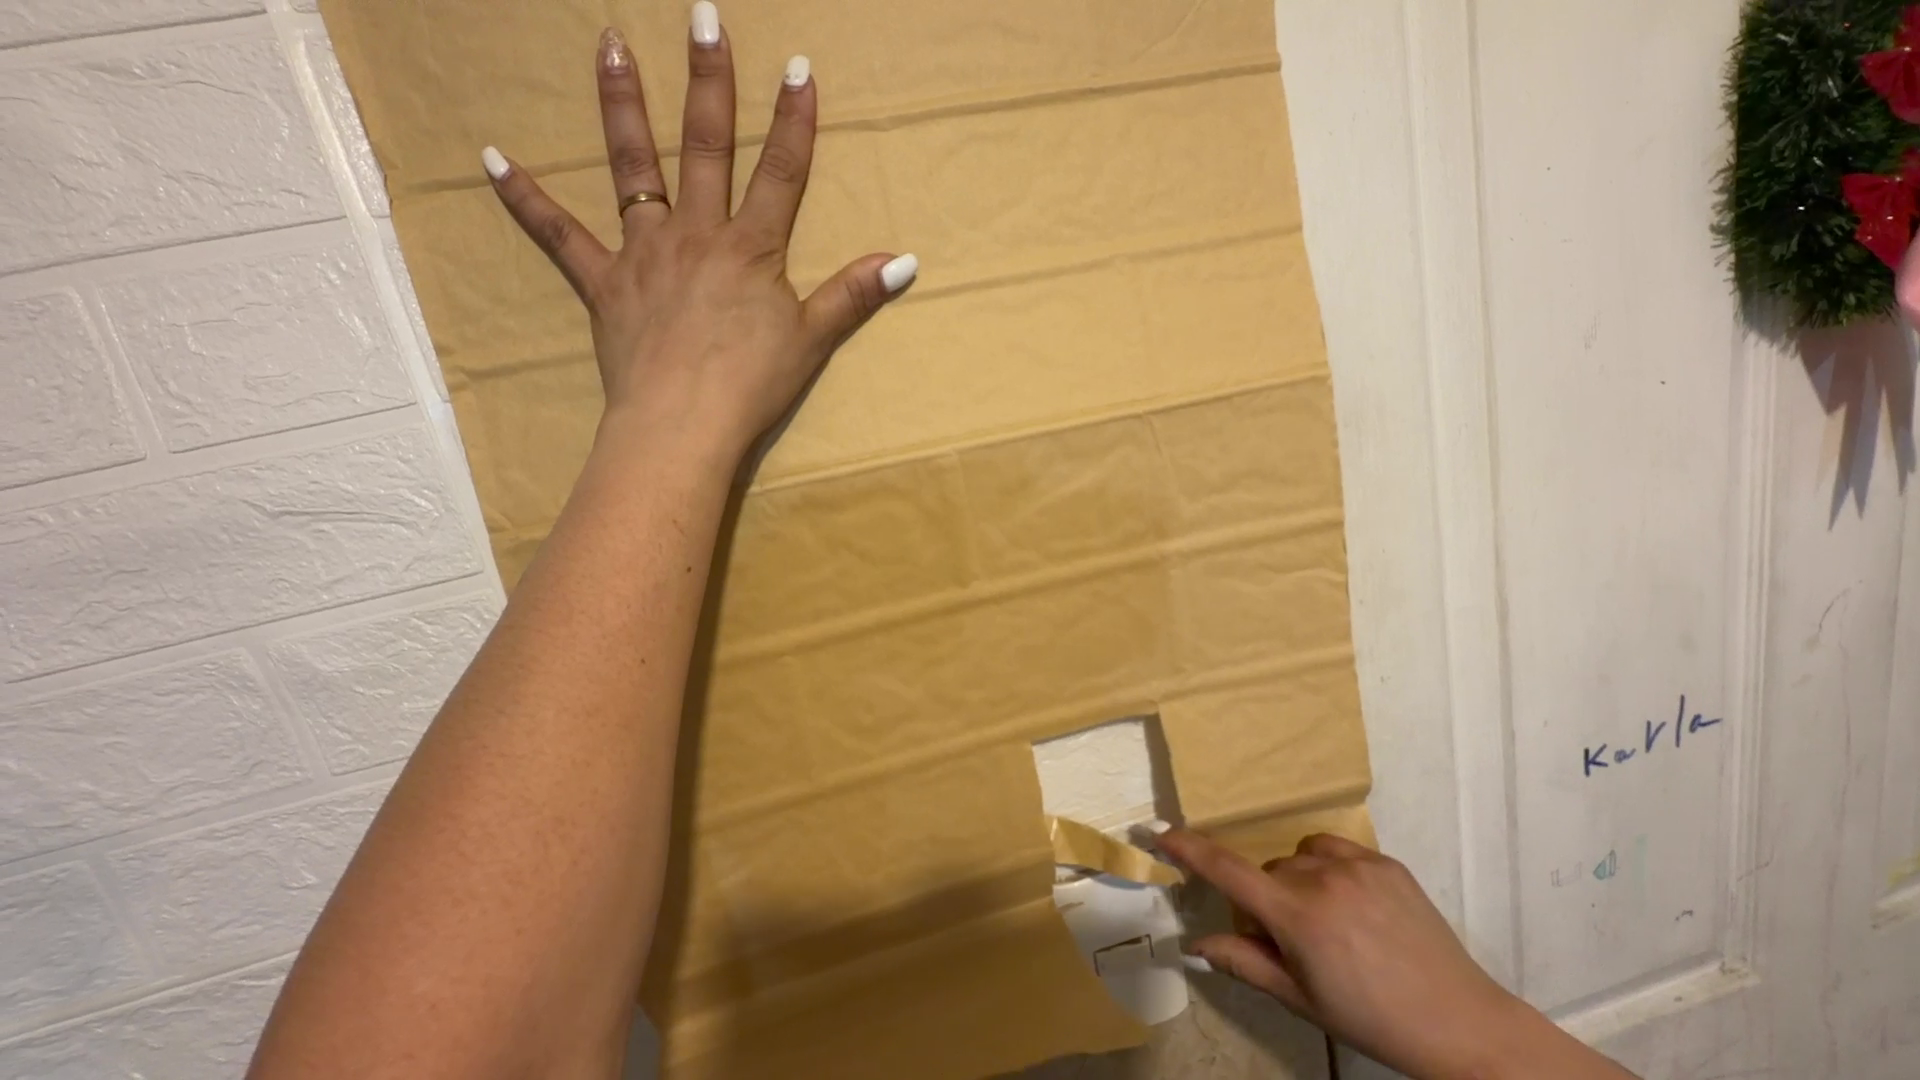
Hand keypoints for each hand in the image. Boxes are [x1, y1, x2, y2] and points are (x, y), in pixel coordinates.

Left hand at [482, 14, 915, 468]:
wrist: (682, 425)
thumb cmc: (751, 385)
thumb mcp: (813, 340)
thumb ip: (854, 295)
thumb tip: (906, 261)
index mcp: (751, 249)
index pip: (780, 173)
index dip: (793, 122)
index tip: (798, 68)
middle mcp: (697, 234)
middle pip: (704, 146)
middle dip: (708, 80)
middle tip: (702, 17)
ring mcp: (646, 253)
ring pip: (633, 169)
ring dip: (622, 105)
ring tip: (609, 44)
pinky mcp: (604, 282)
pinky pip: (558, 236)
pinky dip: (525, 199)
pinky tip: (491, 160)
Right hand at [1154, 828, 1636, 1079]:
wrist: (1460, 1023)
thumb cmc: (1370, 1019)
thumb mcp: (1299, 999)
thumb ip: (1243, 962)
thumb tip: (1193, 943)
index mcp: (1297, 915)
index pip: (1227, 870)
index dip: (1188, 849)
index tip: (1161, 832)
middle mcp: (1322, 878)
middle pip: (1267, 871)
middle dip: (1266, 899)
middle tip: (1293, 942)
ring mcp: (1358, 865)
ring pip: (1298, 858)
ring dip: (1297, 881)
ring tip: (1328, 922)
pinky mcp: (1386, 862)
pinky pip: (1335, 850)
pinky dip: (1328, 870)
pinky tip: (1354, 907)